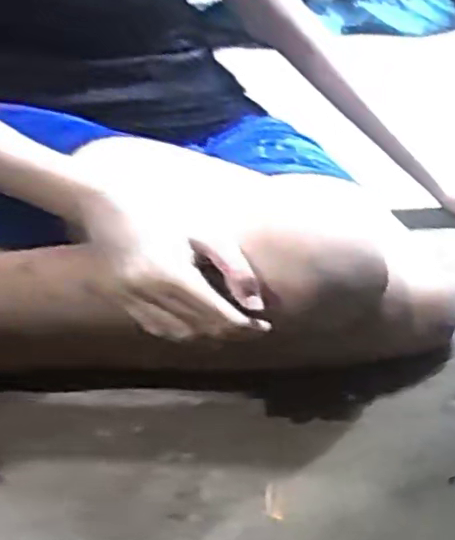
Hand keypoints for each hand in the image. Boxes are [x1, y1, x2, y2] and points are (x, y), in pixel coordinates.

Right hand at [76, 193, 267, 341]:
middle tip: (255, 329)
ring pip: (176, 332)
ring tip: (232, 330)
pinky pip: (152, 325)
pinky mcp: (109, 294)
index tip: (266, 326)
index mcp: (169, 272)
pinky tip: (201, 325)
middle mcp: (141, 287)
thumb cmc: (171, 217)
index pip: (219, 315)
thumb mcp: (213, 238)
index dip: (248, 327)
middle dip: (234, 333)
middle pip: (201, 327)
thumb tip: (256, 307)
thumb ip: (238, 272)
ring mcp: (120, 292)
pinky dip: (181, 331)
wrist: (104, 202)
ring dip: (209, 337)